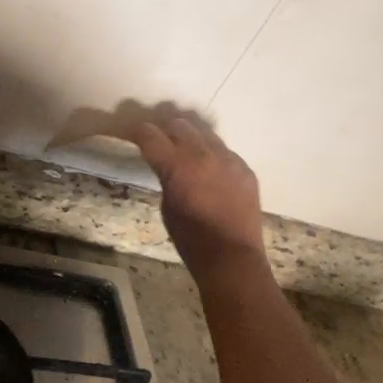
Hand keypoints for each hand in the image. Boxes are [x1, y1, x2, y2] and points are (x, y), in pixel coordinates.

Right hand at [129, 117, 266, 280]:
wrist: (233, 256)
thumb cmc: (191, 239)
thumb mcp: (167, 207)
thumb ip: (167, 178)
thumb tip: (168, 166)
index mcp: (176, 165)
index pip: (151, 135)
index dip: (140, 134)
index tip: (136, 137)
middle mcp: (203, 154)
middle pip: (180, 125)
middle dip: (167, 132)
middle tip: (163, 145)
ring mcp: (228, 158)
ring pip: (205, 134)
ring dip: (193, 140)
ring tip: (189, 155)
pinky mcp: (245, 168)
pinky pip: (225, 152)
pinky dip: (214, 157)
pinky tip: (213, 174)